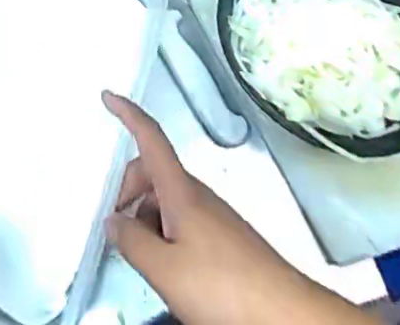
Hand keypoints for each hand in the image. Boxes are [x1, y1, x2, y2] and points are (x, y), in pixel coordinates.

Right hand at [103, 92, 372, 324]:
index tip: (108, 96)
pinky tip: (170, 270)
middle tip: (117, 226)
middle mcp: (198, 196)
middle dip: (128, 190)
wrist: (291, 319)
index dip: (127, 113)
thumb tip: (114, 222)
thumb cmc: (226, 288)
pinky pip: (184, 223)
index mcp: (181, 191)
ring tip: (146, 260)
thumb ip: (131, 241)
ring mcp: (215, 218)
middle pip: (153, 173)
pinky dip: (166, 235)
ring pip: (167, 202)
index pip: (150, 138)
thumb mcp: (164, 269)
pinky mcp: (227, 242)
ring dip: (147, 219)